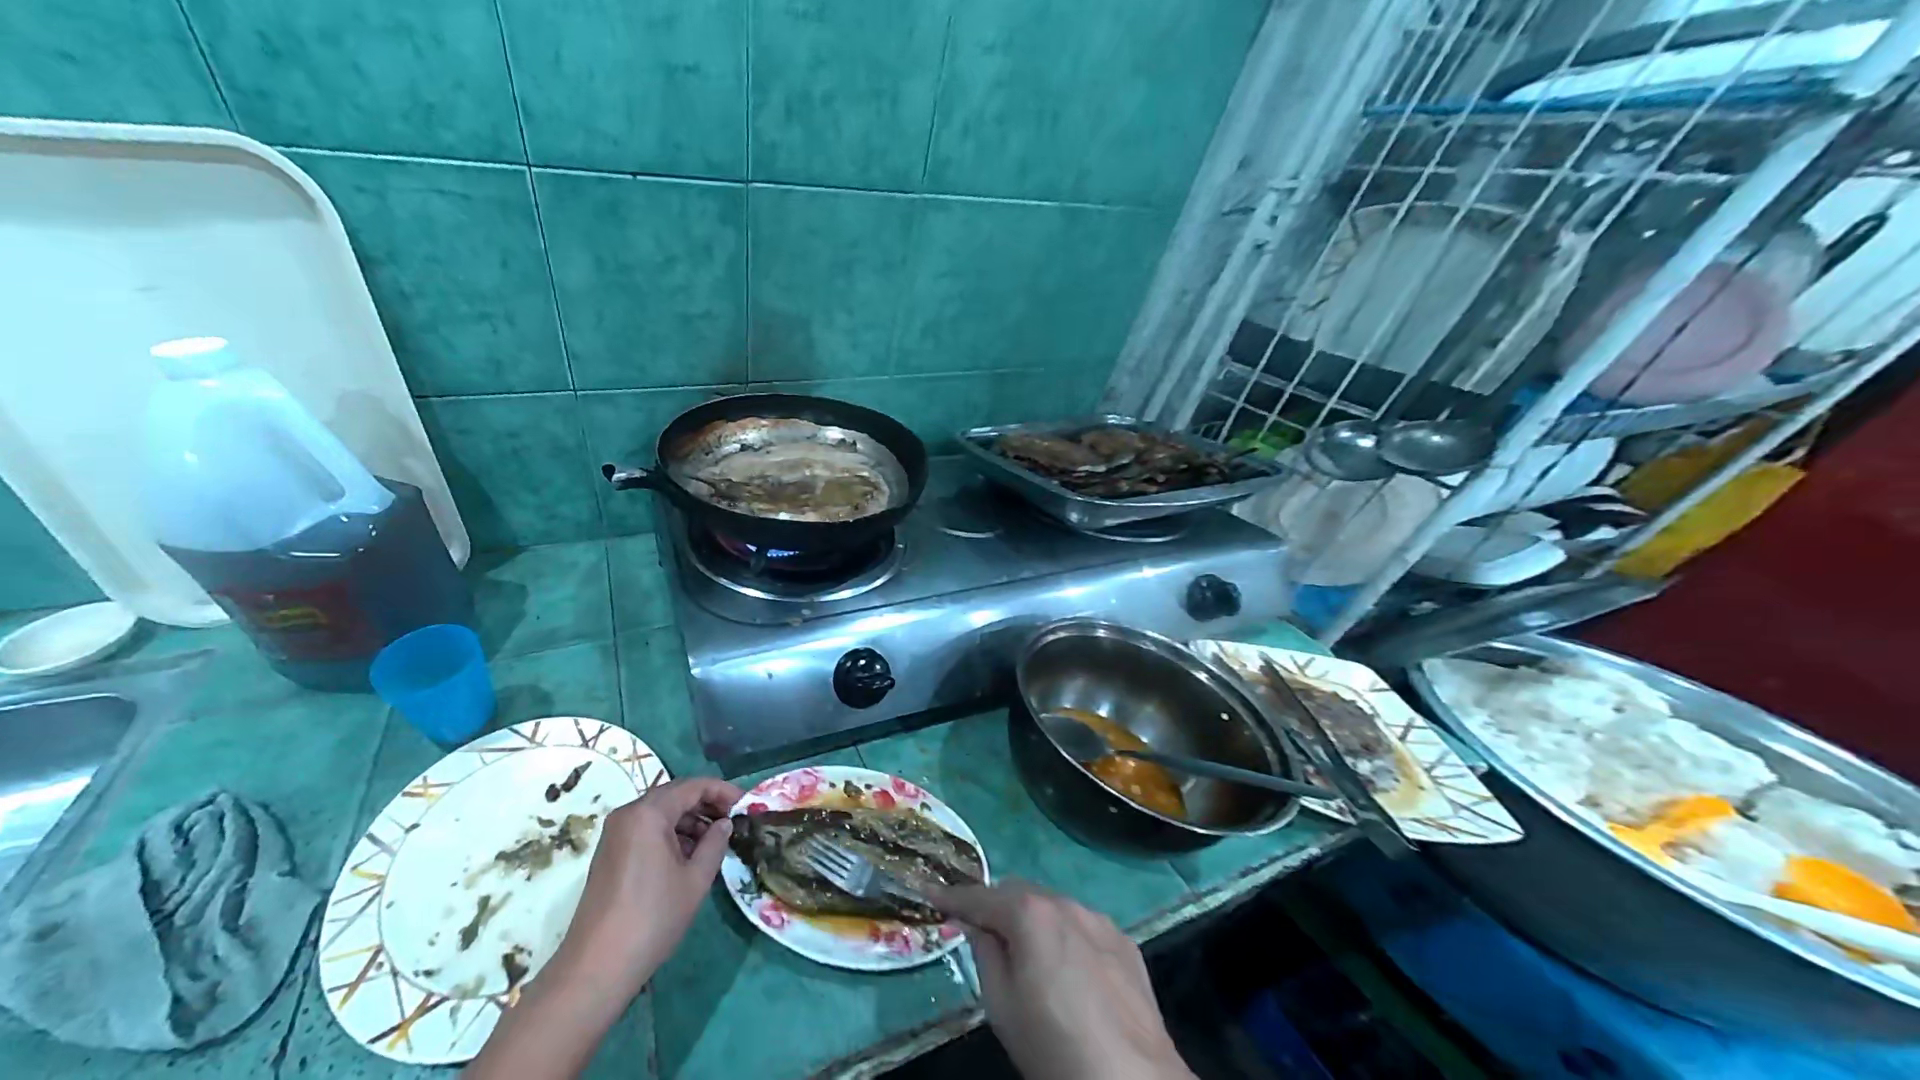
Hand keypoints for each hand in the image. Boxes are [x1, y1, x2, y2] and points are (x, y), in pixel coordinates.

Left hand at [548, 776, 742, 997]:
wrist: (597, 967)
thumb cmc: (653, 917)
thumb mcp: (696, 879)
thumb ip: (715, 843)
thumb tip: (725, 824)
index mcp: (648, 813)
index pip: (693, 786)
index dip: (723, 791)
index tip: (747, 805)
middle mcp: (628, 815)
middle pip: (674, 796)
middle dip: (707, 804)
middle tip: (734, 821)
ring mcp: (615, 834)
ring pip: (660, 813)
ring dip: (690, 821)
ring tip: (716, 842)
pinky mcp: (610, 854)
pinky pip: (647, 830)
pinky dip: (671, 834)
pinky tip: (690, 856)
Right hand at [929, 882, 1193, 1079]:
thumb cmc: (1052, 1045)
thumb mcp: (1001, 1005)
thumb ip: (984, 953)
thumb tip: (979, 926)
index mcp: (1030, 914)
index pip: (980, 896)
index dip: (952, 898)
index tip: (933, 897)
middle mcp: (1066, 903)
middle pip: (1019, 892)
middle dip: (996, 907)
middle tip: (981, 934)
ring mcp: (1100, 921)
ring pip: (1054, 906)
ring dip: (1034, 920)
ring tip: (1029, 957)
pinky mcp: (1125, 943)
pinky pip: (1084, 927)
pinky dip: (1067, 936)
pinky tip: (1069, 972)